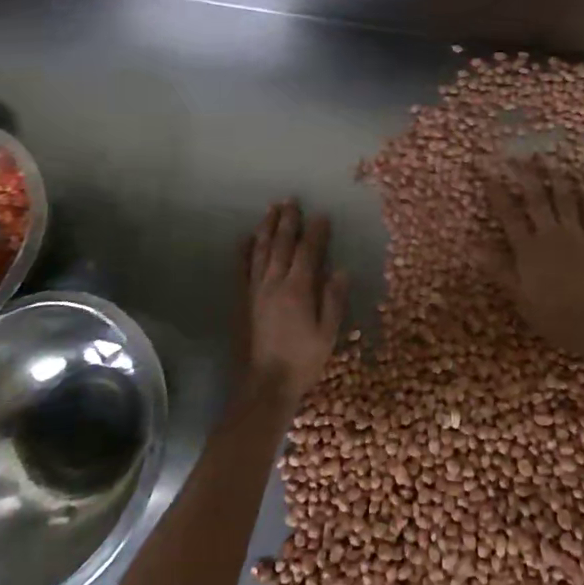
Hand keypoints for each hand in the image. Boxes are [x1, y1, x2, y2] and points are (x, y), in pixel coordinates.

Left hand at [236, 200, 348, 408]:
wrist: (265, 384)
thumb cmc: (303, 360)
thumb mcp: (327, 333)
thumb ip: (333, 300)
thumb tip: (340, 270)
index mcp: (298, 290)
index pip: (308, 252)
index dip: (315, 232)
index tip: (321, 215)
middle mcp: (274, 283)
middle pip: (281, 244)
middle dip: (288, 221)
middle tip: (291, 200)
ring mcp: (255, 290)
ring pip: (261, 251)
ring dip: (267, 228)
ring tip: (271, 210)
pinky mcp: (243, 300)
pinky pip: (242, 268)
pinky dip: (244, 251)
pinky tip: (246, 238)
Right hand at [482, 159, 583, 363]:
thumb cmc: (554, 315)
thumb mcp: (520, 297)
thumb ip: (499, 270)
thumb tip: (472, 248)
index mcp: (528, 249)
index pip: (508, 215)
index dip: (498, 193)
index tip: (489, 173)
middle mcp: (550, 234)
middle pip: (536, 198)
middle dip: (527, 175)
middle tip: (520, 156)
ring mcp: (576, 234)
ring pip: (564, 198)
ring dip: (556, 177)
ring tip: (551, 160)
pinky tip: (583, 184)